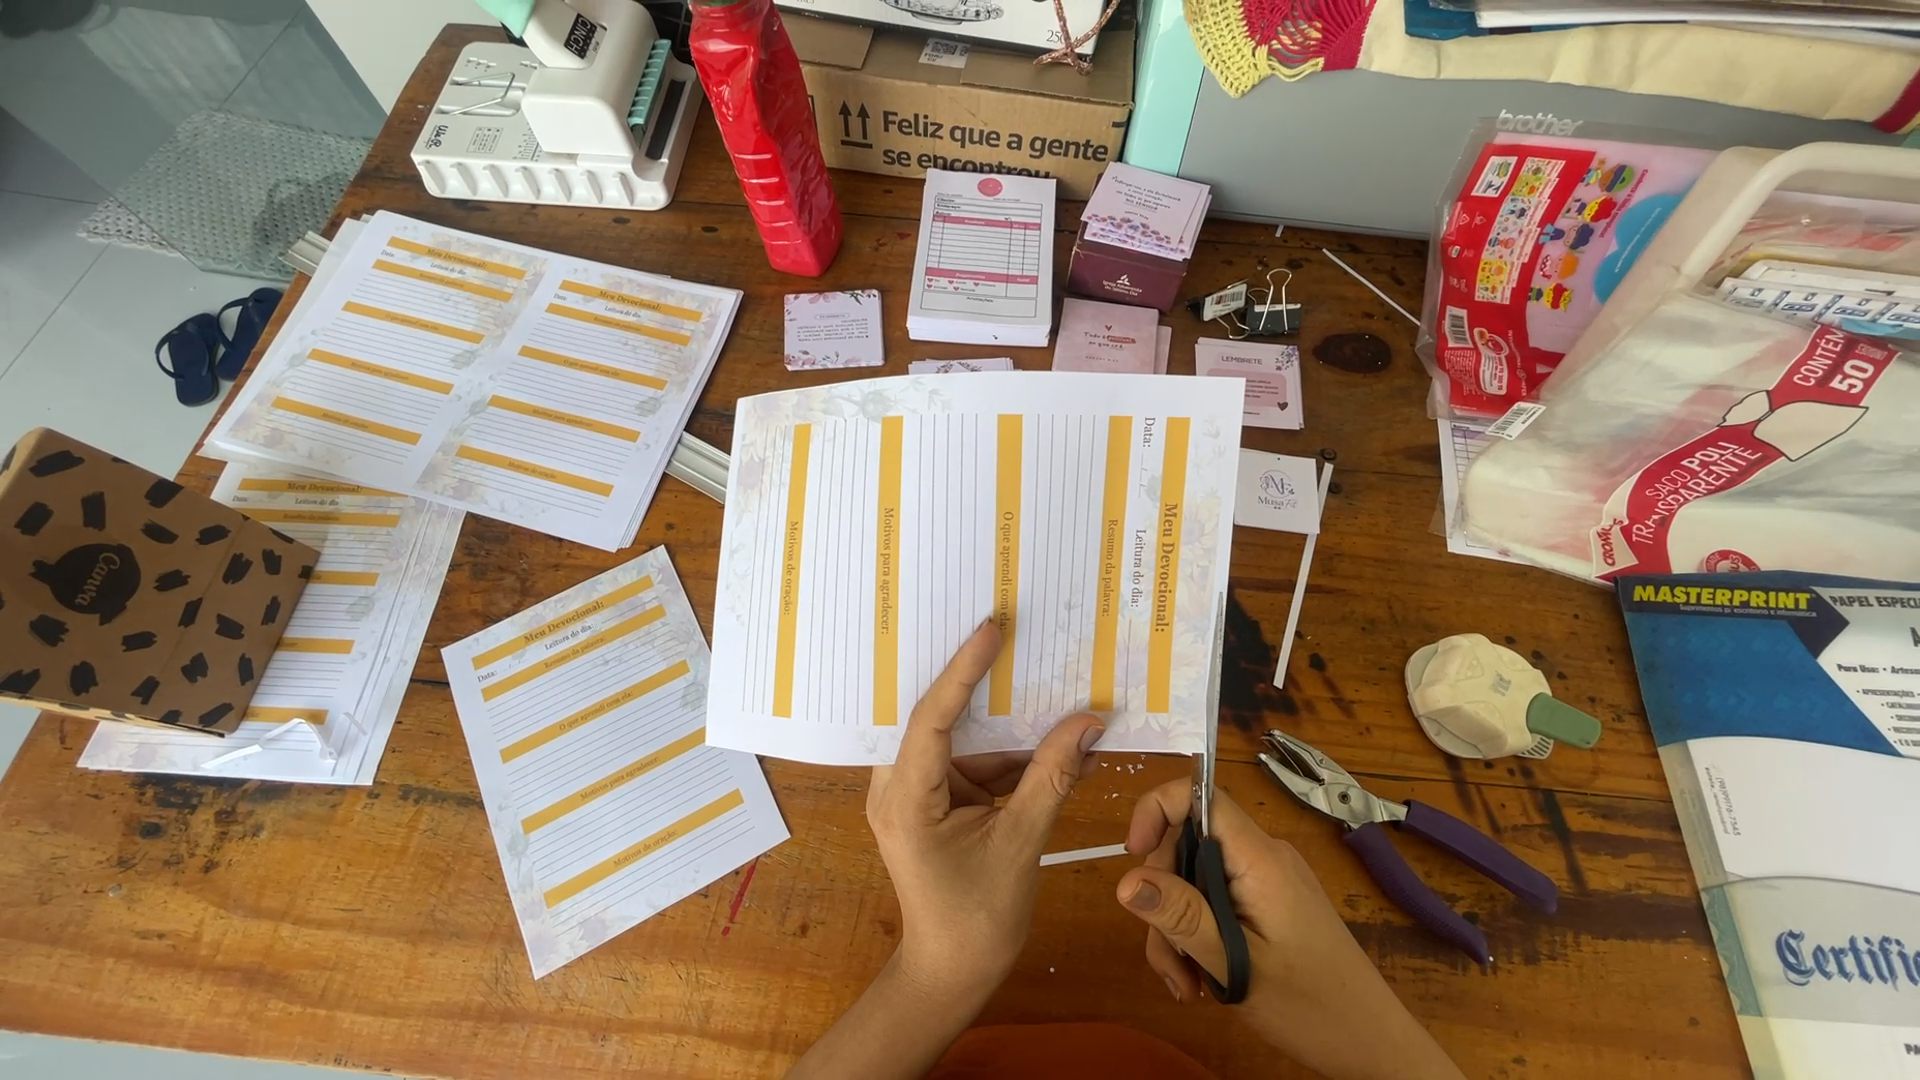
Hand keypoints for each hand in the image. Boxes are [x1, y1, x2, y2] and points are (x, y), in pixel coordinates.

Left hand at [867, 620, 1104, 1003]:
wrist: (952, 973)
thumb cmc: (977, 919)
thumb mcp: (1020, 845)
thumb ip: (1052, 778)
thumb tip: (1089, 724)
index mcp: (905, 797)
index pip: (930, 718)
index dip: (962, 670)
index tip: (991, 630)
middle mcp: (899, 785)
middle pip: (940, 717)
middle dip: (978, 681)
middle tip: (1009, 635)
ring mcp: (917, 791)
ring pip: (962, 737)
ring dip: (1006, 721)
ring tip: (1048, 684)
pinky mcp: (936, 798)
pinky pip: (973, 760)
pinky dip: (1010, 754)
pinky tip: (1053, 741)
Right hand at [1115, 781, 1466, 1079]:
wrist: (1375, 1048)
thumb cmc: (1311, 1007)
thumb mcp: (1235, 965)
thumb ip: (1181, 917)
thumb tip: (1125, 880)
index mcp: (1259, 857)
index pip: (1198, 794)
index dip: (1155, 810)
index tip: (1132, 857)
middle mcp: (1263, 855)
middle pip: (1188, 845)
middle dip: (1163, 896)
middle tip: (1167, 961)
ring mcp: (1267, 878)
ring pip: (1197, 878)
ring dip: (1179, 927)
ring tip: (1186, 985)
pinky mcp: (1270, 901)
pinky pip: (1218, 897)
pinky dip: (1200, 932)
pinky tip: (1202, 978)